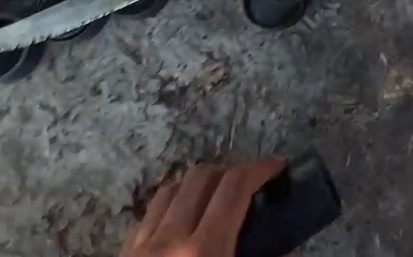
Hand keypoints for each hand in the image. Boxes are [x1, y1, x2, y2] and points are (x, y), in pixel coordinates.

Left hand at [122, 158, 286, 256]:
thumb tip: (290, 248)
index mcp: (204, 249)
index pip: (236, 186)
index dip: (261, 167)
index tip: (278, 165)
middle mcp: (169, 240)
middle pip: (202, 176)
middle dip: (229, 172)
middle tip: (247, 185)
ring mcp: (140, 248)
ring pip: (170, 190)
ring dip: (196, 187)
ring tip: (212, 200)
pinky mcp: (122, 256)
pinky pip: (146, 218)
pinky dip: (167, 210)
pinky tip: (179, 225)